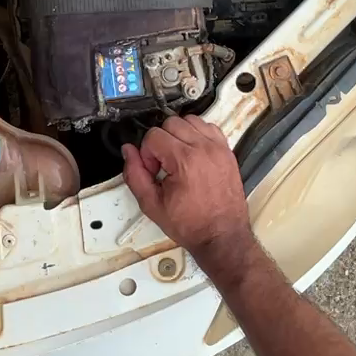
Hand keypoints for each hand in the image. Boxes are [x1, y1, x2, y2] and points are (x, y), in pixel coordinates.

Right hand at [121, 115, 252, 261]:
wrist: (221, 236)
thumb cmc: (192, 224)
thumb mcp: (151, 205)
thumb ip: (134, 174)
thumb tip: (128, 151)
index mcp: (184, 161)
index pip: (154, 135)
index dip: (147, 153)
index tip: (154, 170)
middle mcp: (204, 149)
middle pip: (171, 123)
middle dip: (161, 141)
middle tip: (163, 165)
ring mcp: (218, 148)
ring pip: (190, 120)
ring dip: (179, 134)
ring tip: (177, 157)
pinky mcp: (227, 151)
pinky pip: (209, 127)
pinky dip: (197, 134)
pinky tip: (192, 153)